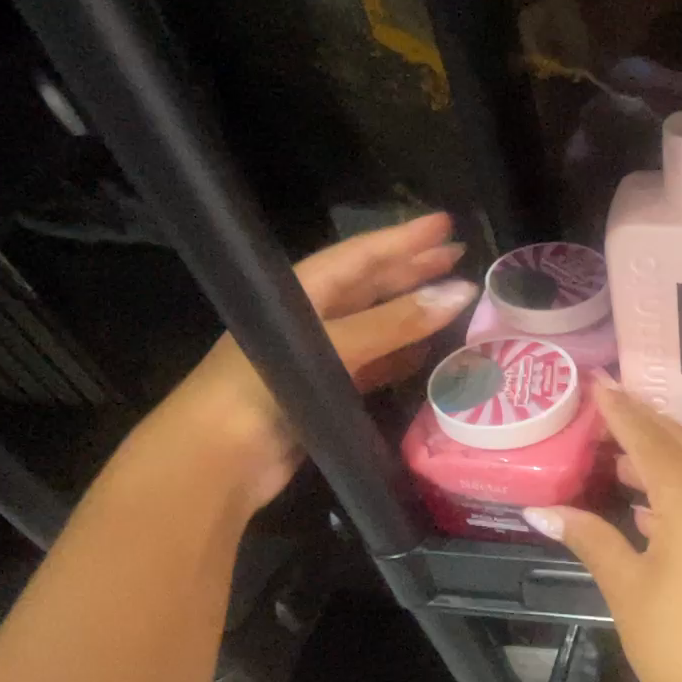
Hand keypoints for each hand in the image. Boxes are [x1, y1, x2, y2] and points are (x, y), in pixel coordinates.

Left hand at [147, 212, 478, 511]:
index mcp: (300, 294)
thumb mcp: (332, 348)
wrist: (221, 457)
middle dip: (413, 270)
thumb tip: (461, 293)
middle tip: (458, 256)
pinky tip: (430, 355)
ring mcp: (321, 358)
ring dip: (414, 314)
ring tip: (455, 301)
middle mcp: (311, 319)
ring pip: (377, 326)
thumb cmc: (264, 389)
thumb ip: (395, 323)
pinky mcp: (329, 393)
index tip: (445, 224)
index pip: (361, 256)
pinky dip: (404, 358)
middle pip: (370, 286)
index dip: (404, 239)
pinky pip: (377, 366)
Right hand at [523, 384, 681, 681]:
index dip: (622, 413)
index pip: (652, 443)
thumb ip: (589, 539)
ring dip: (670, 465)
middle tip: (611, 412)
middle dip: (649, 428)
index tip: (599, 384)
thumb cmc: (674, 648)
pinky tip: (659, 512)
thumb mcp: (625, 589)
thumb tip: (541, 511)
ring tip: (624, 464)